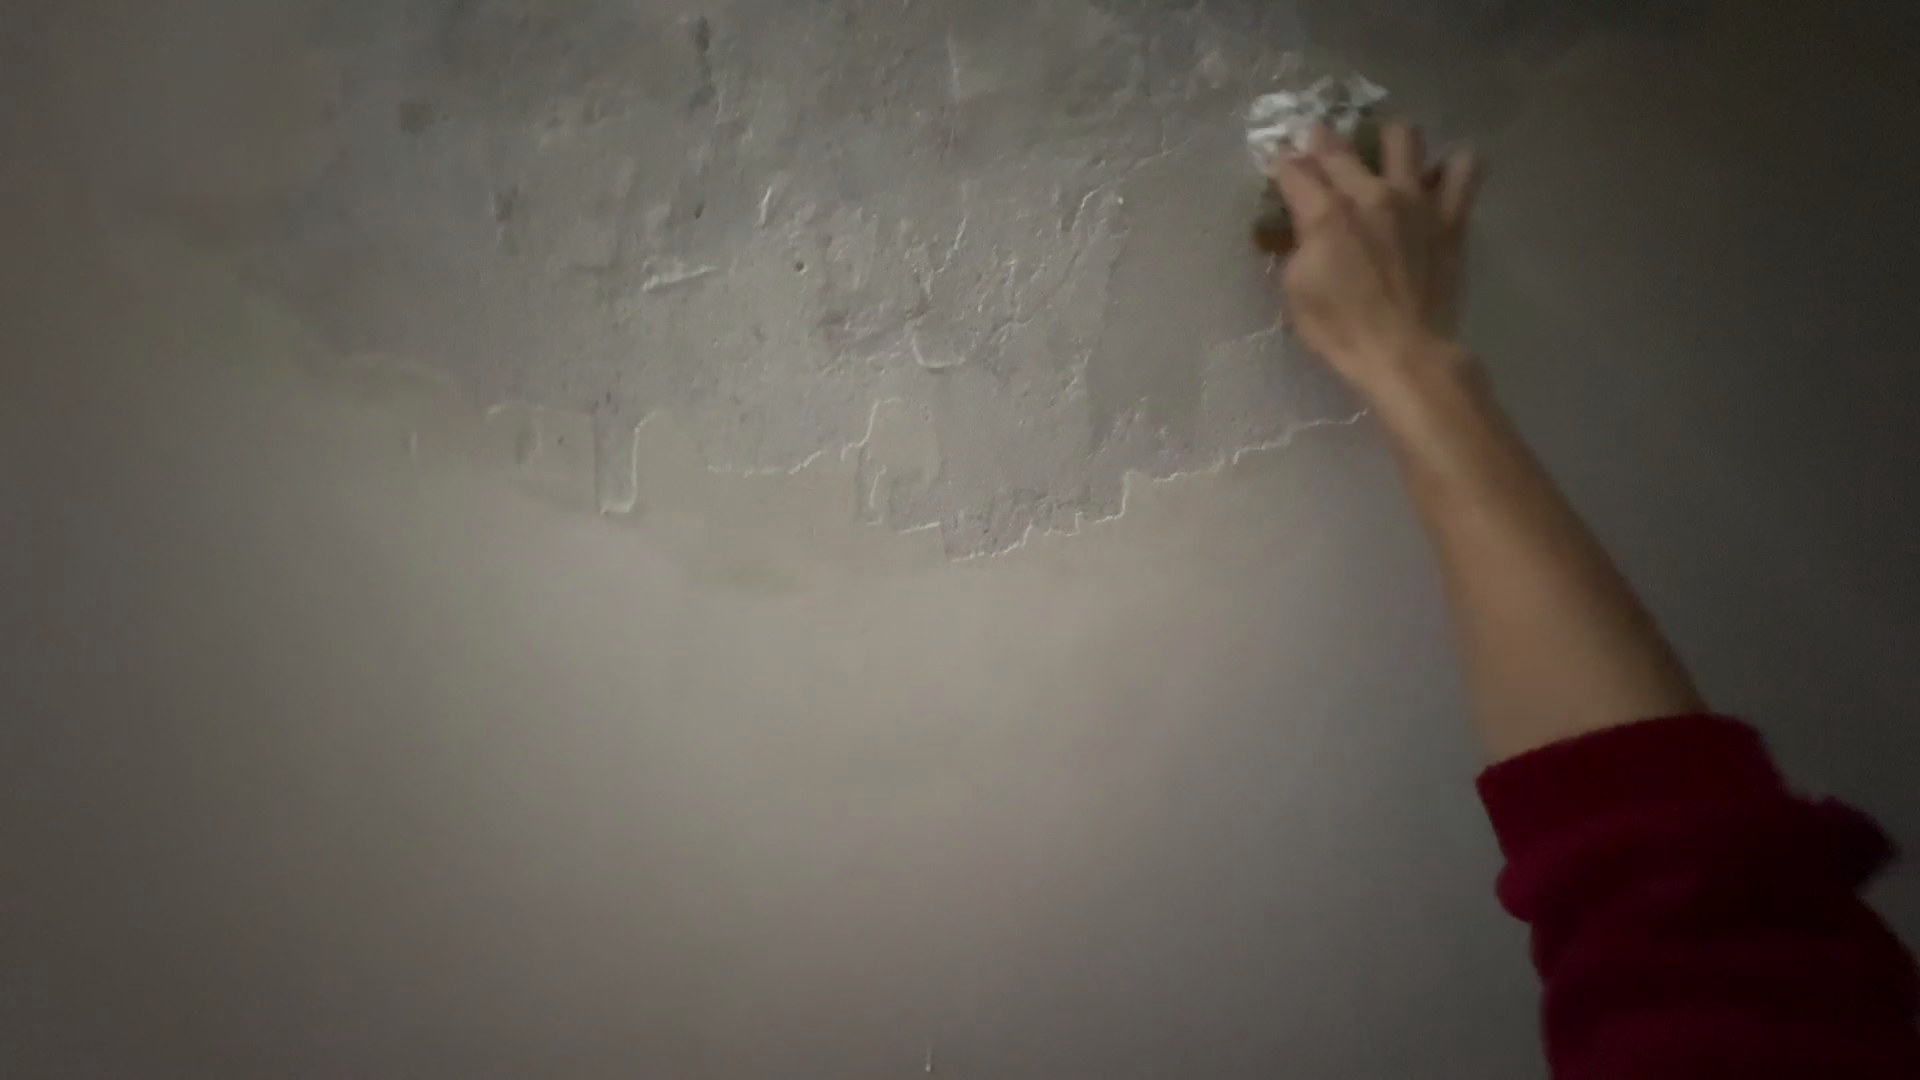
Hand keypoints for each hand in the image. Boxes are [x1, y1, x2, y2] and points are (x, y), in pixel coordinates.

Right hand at [1268, 121, 1484, 399]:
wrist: (1401, 350)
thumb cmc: (1338, 328)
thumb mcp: (1296, 291)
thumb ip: (1297, 249)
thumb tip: (1302, 230)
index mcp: (1325, 215)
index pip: (1294, 172)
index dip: (1281, 164)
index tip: (1276, 162)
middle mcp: (1370, 193)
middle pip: (1339, 148)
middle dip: (1319, 139)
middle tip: (1312, 137)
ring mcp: (1416, 198)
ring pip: (1405, 137)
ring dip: (1387, 138)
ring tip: (1381, 151)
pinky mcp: (1451, 214)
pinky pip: (1465, 167)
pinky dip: (1452, 166)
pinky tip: (1438, 178)